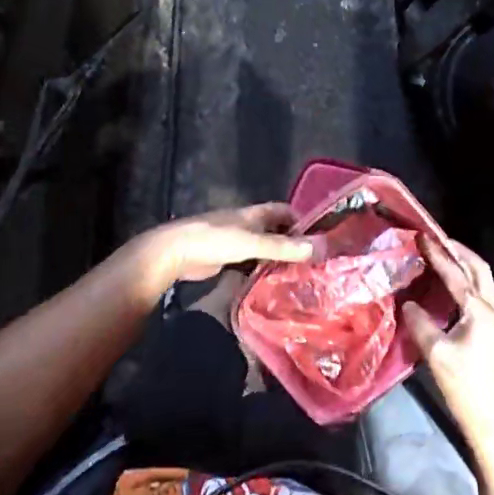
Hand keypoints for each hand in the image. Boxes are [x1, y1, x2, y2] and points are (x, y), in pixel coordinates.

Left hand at [129, 203, 315, 289]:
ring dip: (276, 259)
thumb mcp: (253, 243)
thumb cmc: (215, 240)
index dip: (301, 220)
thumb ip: (283, 247)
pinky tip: (270, 284)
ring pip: (262, 248)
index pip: (284, 210)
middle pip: (275, 230)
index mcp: (254, 213)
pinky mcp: (225, 259)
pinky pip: (250, 263)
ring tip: (296, 276)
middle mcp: (247, 224)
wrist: (176, 252)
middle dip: (291, 243)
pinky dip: (260, 270)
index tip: (317, 239)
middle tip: (311, 263)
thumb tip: (318, 247)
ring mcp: (235, 241)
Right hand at [401, 236, 493, 446]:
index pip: (455, 273)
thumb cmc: (465, 386)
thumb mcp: (436, 353)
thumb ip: (420, 323)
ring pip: (481, 282)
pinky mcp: (490, 333)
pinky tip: (447, 287)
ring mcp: (493, 322)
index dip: (437, 253)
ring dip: (463, 265)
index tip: (421, 236)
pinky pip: (478, 295)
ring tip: (440, 255)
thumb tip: (408, 303)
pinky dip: (464, 282)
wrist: (493, 420)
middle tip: (436, 239)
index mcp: (479, 310)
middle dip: (458, 250)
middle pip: (478, 269)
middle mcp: (490, 310)